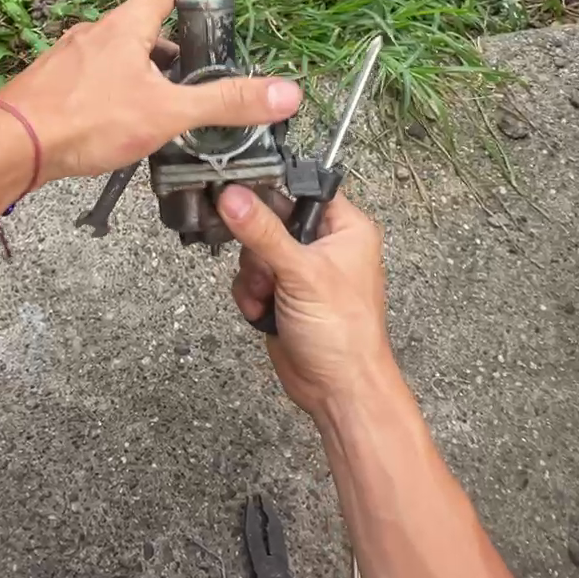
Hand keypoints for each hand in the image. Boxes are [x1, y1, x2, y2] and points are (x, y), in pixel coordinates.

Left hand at [0, 0, 301, 183]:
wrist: (13, 144)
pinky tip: (118, 116)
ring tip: (163, 94)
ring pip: (115, 49)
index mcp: (126, 27)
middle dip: (174, 37)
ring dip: (143, 63)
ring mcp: (69, 56)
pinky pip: (92, 73)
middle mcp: (95, 33)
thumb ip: (226, 103)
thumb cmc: (86, 120)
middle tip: (197, 63)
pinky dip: (115, 84)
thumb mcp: (168, 112)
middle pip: (142, 20)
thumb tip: (284, 93)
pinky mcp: (52, 82)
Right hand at [216, 186, 393, 414]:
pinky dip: (249, 294)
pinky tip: (263, 311)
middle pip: (268, 220)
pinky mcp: (281, 292)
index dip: (272, 191)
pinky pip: (249, 277)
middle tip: (267, 270)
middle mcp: (323, 244)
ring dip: (252, 276)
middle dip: (258, 250)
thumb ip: (263, 232)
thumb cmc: (345, 334)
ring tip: (268, 296)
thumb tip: (233, 197)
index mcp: (344, 228)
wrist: (337, 390)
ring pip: (253, 250)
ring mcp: (300, 269)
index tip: (242, 195)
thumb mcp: (301, 273)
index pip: (302, 188)